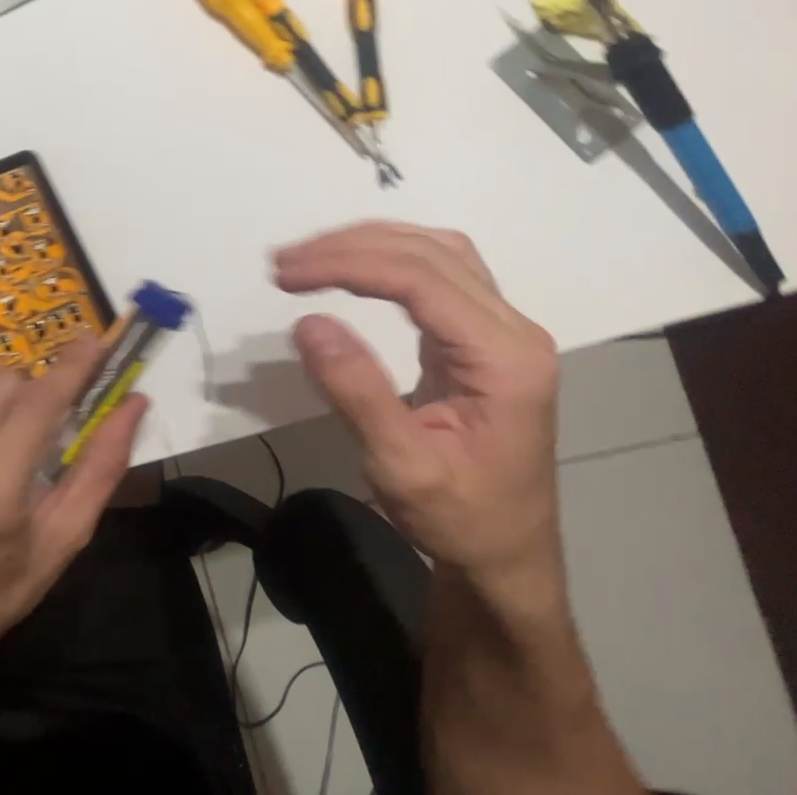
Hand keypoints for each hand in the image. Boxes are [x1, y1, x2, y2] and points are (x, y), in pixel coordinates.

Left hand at [0, 339, 147, 682]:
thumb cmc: (2, 585)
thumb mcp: (64, 538)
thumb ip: (101, 467)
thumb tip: (133, 404)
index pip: (36, 407)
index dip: (69, 369)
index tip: (93, 343)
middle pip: (2, 385)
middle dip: (36, 391)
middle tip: (48, 421)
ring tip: (10, 426)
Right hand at [274, 223, 563, 600]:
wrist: (506, 552)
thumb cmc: (457, 517)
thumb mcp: (401, 467)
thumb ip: (357, 392)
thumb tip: (308, 323)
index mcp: (504, 359)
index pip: (421, 279)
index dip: (347, 265)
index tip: (284, 275)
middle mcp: (513, 331)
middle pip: (431, 253)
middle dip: (350, 247)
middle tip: (283, 265)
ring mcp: (503, 332)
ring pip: (439, 253)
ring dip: (370, 244)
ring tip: (307, 259)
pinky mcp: (482, 339)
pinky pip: (439, 274)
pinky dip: (388, 259)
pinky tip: (351, 268)